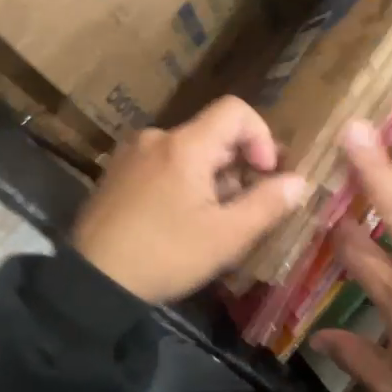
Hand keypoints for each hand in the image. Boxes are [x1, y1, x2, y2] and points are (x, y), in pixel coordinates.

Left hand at [71, 97, 308, 303]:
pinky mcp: (116, 174)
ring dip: (210, 176)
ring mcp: (131, 154)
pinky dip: (182, 181)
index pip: (235, 110)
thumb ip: (267, 204)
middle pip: (212, 133)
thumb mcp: (226, 237)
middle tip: (243, 207)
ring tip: (211, 220)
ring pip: (188, 151)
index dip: (261, 136)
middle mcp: (156, 138)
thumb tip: (299, 181)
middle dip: (237, 164)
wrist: (92, 281)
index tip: (265, 174)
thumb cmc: (165, 256)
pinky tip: (178, 220)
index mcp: (185, 145)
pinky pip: (162, 164)